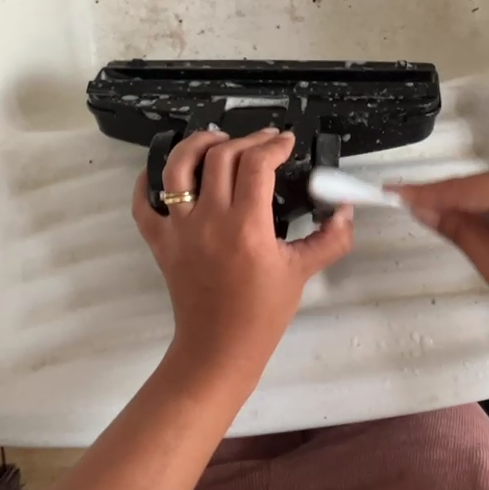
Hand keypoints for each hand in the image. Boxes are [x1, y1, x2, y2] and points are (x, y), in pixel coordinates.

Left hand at [131, 129, 354, 380]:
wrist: (218, 349)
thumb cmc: (262, 313)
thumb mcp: (302, 272)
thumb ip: (330, 239)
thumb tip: (345, 209)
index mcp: (246, 227)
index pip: (257, 165)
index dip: (274, 145)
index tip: (287, 142)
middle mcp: (209, 220)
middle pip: (220, 156)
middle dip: (246, 139)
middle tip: (264, 141)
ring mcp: (178, 229)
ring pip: (177, 167)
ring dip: (195, 144)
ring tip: (215, 139)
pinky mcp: (159, 241)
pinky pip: (143, 204)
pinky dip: (148, 182)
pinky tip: (163, 172)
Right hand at [395, 167, 488, 332]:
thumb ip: (460, 232)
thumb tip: (426, 210)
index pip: (462, 188)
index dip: (424, 193)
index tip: (391, 192)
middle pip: (476, 184)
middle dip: (444, 198)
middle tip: (409, 208)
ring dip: (466, 204)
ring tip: (437, 219)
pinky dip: (487, 206)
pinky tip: (474, 221)